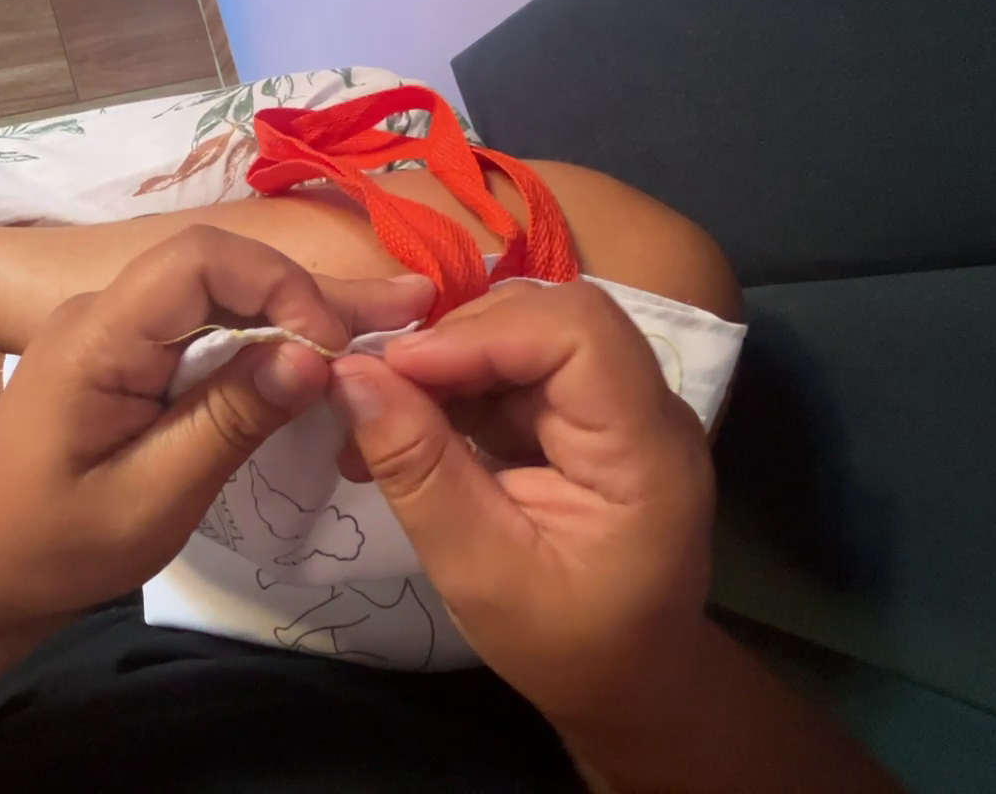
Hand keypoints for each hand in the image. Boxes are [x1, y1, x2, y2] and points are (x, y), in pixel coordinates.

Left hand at [0, 226, 431, 617]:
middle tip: (404, 308)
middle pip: (222, 266)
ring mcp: (121, 322)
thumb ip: (229, 421)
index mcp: (99, 336)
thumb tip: (315, 358)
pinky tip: (325, 345)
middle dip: (311, 291)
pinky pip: (211, 322)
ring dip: (302, 307)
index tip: (329, 350)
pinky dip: (272, 334)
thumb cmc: (57, 541)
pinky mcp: (136, 345)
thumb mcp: (151, 498)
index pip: (199, 259)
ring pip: (226, 290)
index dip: (278, 285)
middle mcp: (109, 308)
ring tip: (389, 316)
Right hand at [328, 281, 714, 727]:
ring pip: (518, 331)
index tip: (397, 367)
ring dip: (440, 361)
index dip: (483, 334)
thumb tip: (349, 376)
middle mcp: (639, 406)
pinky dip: (446, 383)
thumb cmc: (564, 643)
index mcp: (645, 452)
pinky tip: (402, 421)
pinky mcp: (574, 410)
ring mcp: (608, 403)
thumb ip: (417, 470)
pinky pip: (504, 365)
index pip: (579, 334)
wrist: (621, 678)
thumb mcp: (477, 571)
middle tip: (378, 387)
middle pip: (547, 317)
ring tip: (378, 410)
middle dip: (452, 341)